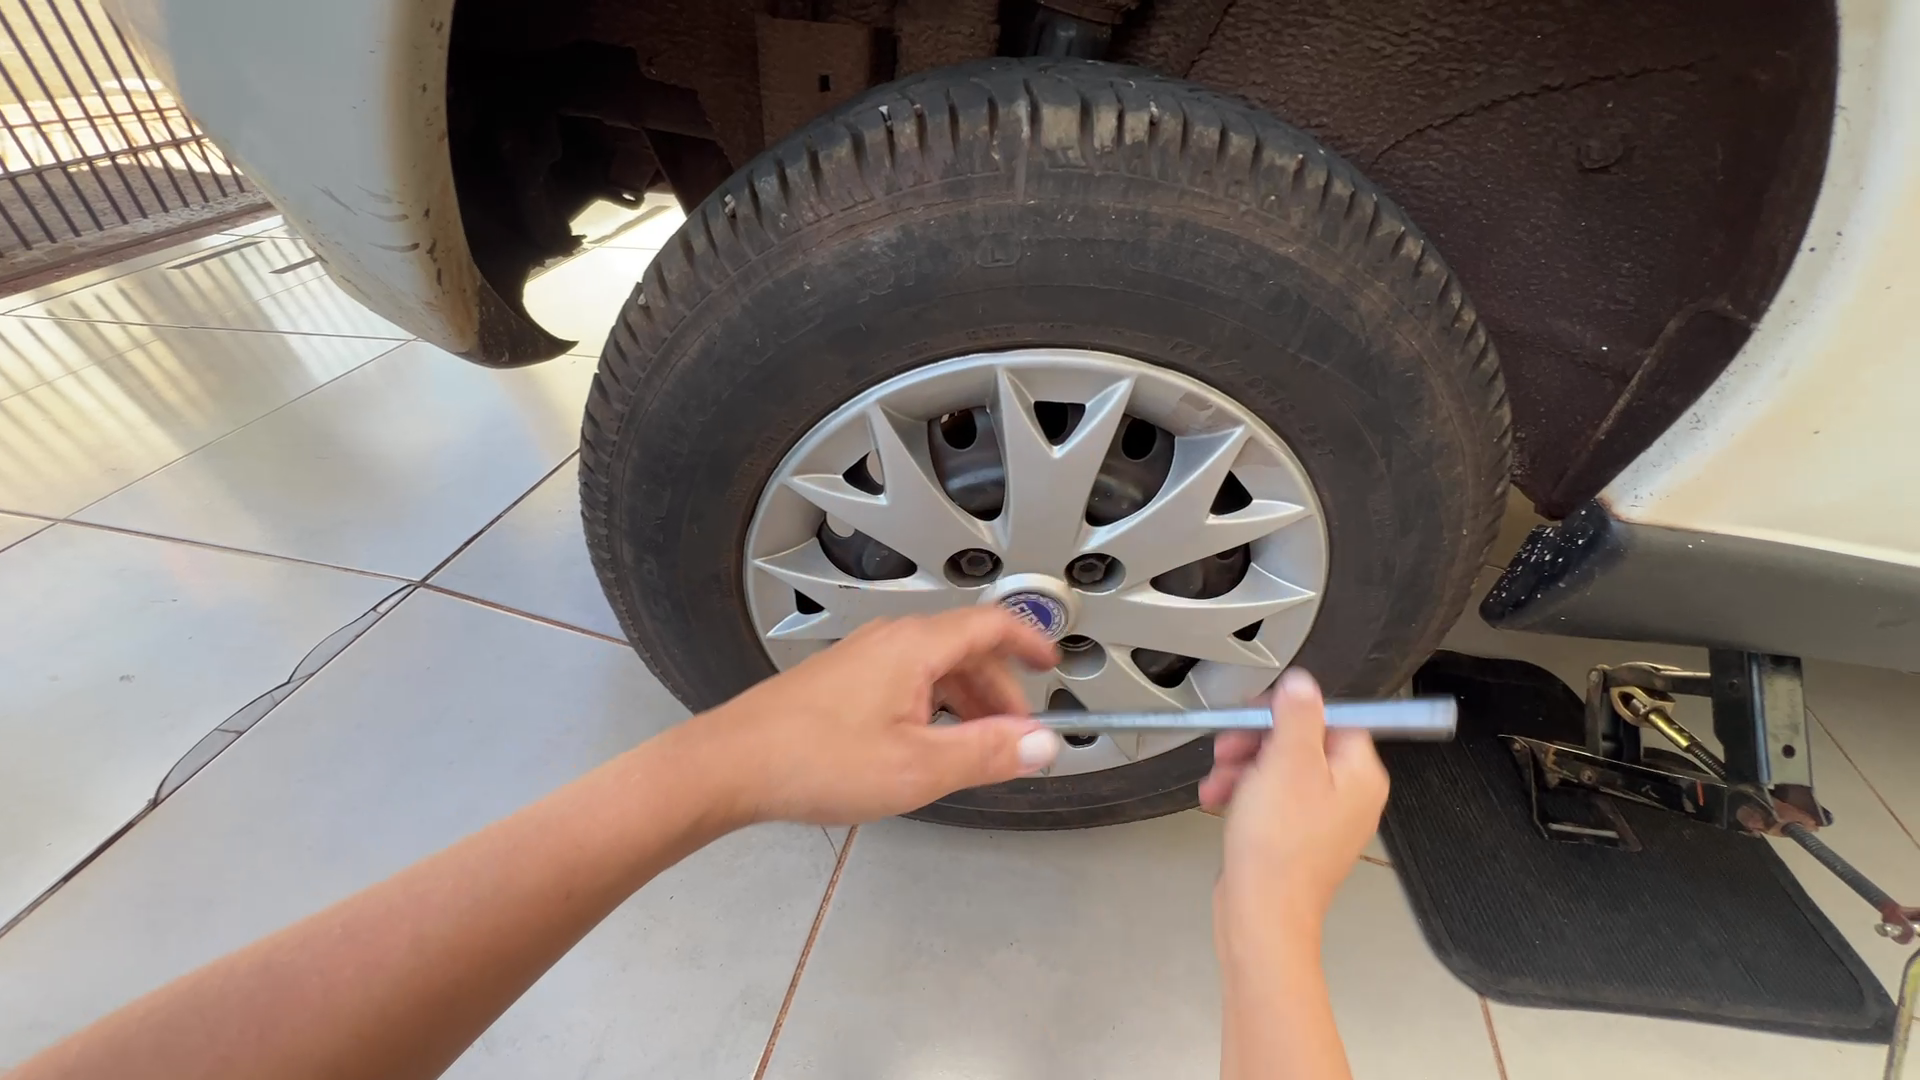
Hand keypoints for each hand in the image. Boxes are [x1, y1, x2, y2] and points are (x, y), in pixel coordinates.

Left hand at [686, 608, 1063, 825]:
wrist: (731, 765)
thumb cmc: (817, 760)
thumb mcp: (918, 768)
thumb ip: (987, 754)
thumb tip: (1042, 744)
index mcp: (915, 647)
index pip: (991, 625)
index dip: (1030, 641)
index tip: (1053, 663)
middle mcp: (890, 640)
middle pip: (966, 651)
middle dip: (999, 693)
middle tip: (1013, 738)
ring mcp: (863, 657)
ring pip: (935, 669)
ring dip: (965, 704)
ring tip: (971, 751)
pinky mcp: (844, 679)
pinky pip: (906, 681)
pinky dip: (933, 707)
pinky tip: (925, 746)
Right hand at [1201, 670, 1389, 942]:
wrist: (1260, 910)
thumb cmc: (1278, 844)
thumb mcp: (1286, 763)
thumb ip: (1298, 716)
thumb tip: (1303, 684)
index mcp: (1359, 774)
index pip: (1330, 717)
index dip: (1287, 711)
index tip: (1256, 714)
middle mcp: (1348, 794)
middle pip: (1299, 740)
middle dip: (1254, 741)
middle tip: (1229, 748)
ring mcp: (1322, 816)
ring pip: (1278, 766)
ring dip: (1241, 765)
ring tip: (1219, 780)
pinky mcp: (1295, 834)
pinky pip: (1269, 795)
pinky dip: (1243, 790)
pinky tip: (1220, 799)